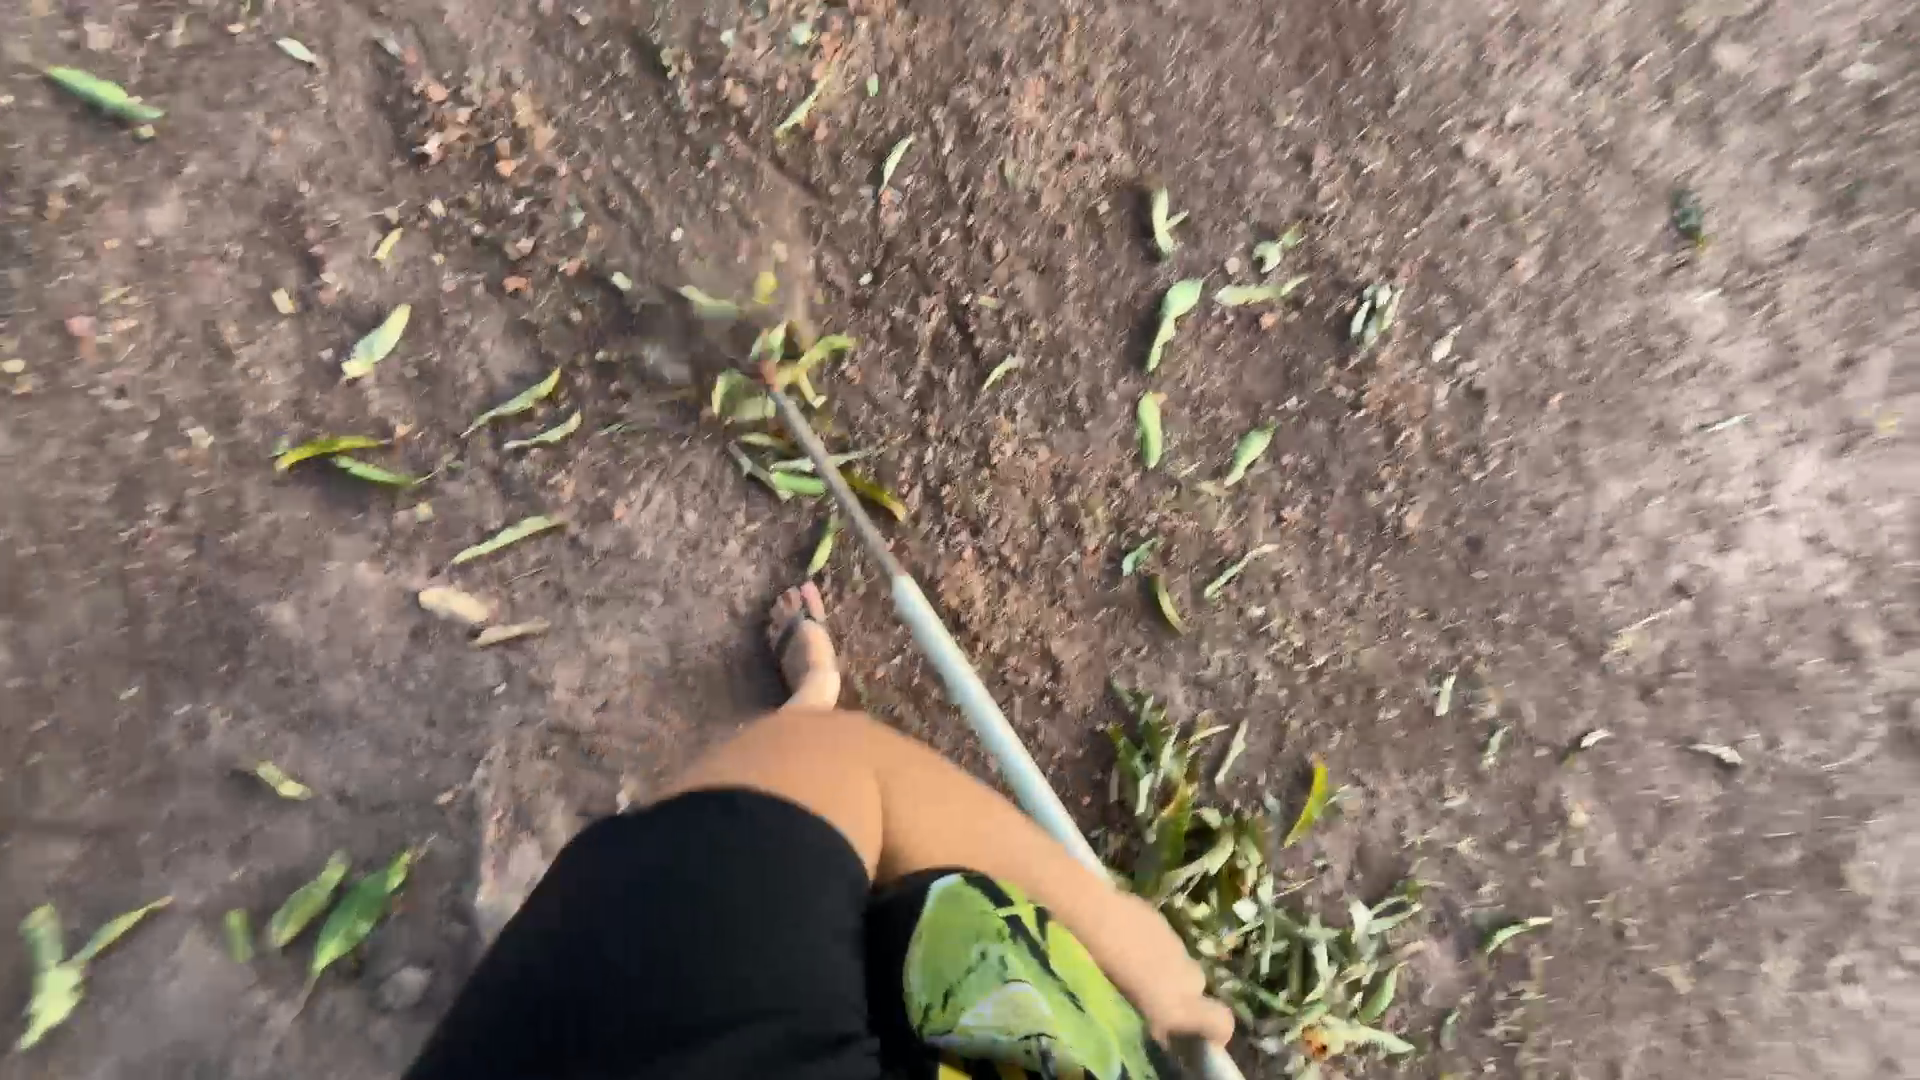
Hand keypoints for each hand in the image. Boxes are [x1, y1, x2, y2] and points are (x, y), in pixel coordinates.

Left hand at [1072, 889, 1235, 1047]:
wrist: (1097, 918)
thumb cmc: (1107, 972)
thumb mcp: (1132, 1008)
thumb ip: (1156, 1020)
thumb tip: (1163, 1029)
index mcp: (1179, 1006)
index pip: (1223, 1022)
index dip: (1218, 1031)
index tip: (1201, 1034)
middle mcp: (1187, 977)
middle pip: (1199, 989)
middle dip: (1184, 995)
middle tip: (1157, 996)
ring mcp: (1177, 946)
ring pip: (1183, 963)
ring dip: (1169, 969)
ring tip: (1138, 967)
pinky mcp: (1164, 922)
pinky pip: (1169, 942)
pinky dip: (1158, 948)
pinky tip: (1131, 944)